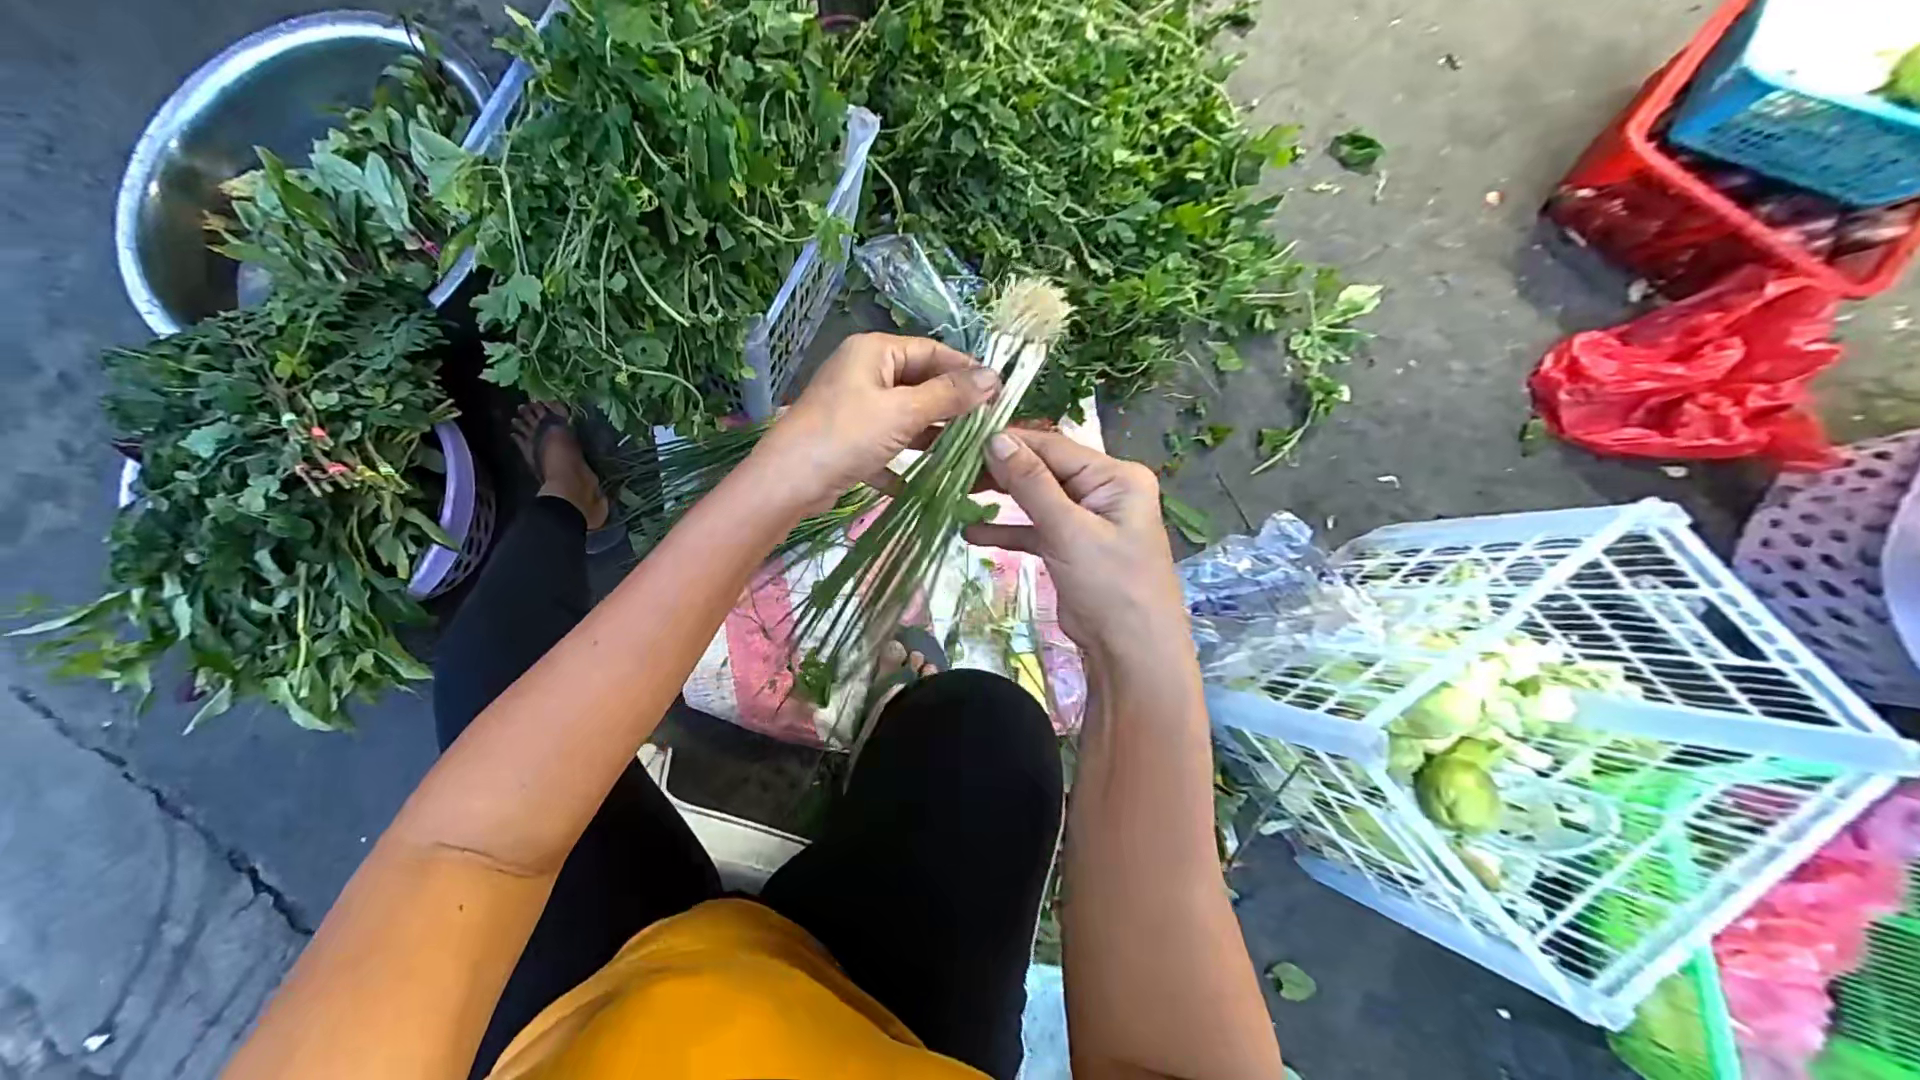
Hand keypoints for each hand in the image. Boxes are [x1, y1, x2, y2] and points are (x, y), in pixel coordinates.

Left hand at [752, 333, 999, 512]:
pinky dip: (906, 458)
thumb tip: (994, 377)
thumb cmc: (846, 435)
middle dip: (952, 404)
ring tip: (969, 449)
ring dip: (934, 432)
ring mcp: (856, 406)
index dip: (966, 371)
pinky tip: (929, 478)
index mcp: (874, 352)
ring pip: (906, 414)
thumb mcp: (903, 413)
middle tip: (988, 424)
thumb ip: (949, 396)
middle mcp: (864, 372)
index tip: (999, 393)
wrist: (788, 482)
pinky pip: (889, 443)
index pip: (932, 351)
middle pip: (920, 382)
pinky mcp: (851, 439)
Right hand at [965, 429, 1188, 666]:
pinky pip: (1035, 530)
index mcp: (1115, 476)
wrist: (1131, 652)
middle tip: (955, 470)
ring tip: (958, 494)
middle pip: (1044, 470)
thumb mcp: (1069, 530)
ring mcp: (1087, 520)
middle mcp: (1103, 490)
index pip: (1055, 447)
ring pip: (1036, 499)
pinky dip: (1008, 531)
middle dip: (1001, 471)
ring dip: (1000, 500)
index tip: (964, 440)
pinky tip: (972, 533)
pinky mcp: (1071, 547)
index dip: (1011, 443)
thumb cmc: (1109, 585)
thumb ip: (1031, 483)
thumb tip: (995, 439)